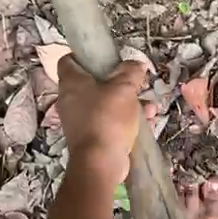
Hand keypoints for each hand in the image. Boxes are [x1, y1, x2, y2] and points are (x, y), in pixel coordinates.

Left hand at [55, 55, 145, 180]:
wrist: (100, 163)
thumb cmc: (107, 119)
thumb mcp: (124, 89)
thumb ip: (131, 72)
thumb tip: (136, 64)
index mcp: (71, 82)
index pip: (68, 60)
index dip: (85, 55)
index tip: (105, 56)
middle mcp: (70, 100)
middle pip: (92, 82)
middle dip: (118, 82)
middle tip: (135, 82)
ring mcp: (79, 120)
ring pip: (104, 103)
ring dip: (128, 102)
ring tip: (149, 106)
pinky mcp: (90, 137)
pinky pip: (108, 121)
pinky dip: (125, 120)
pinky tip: (147, 121)